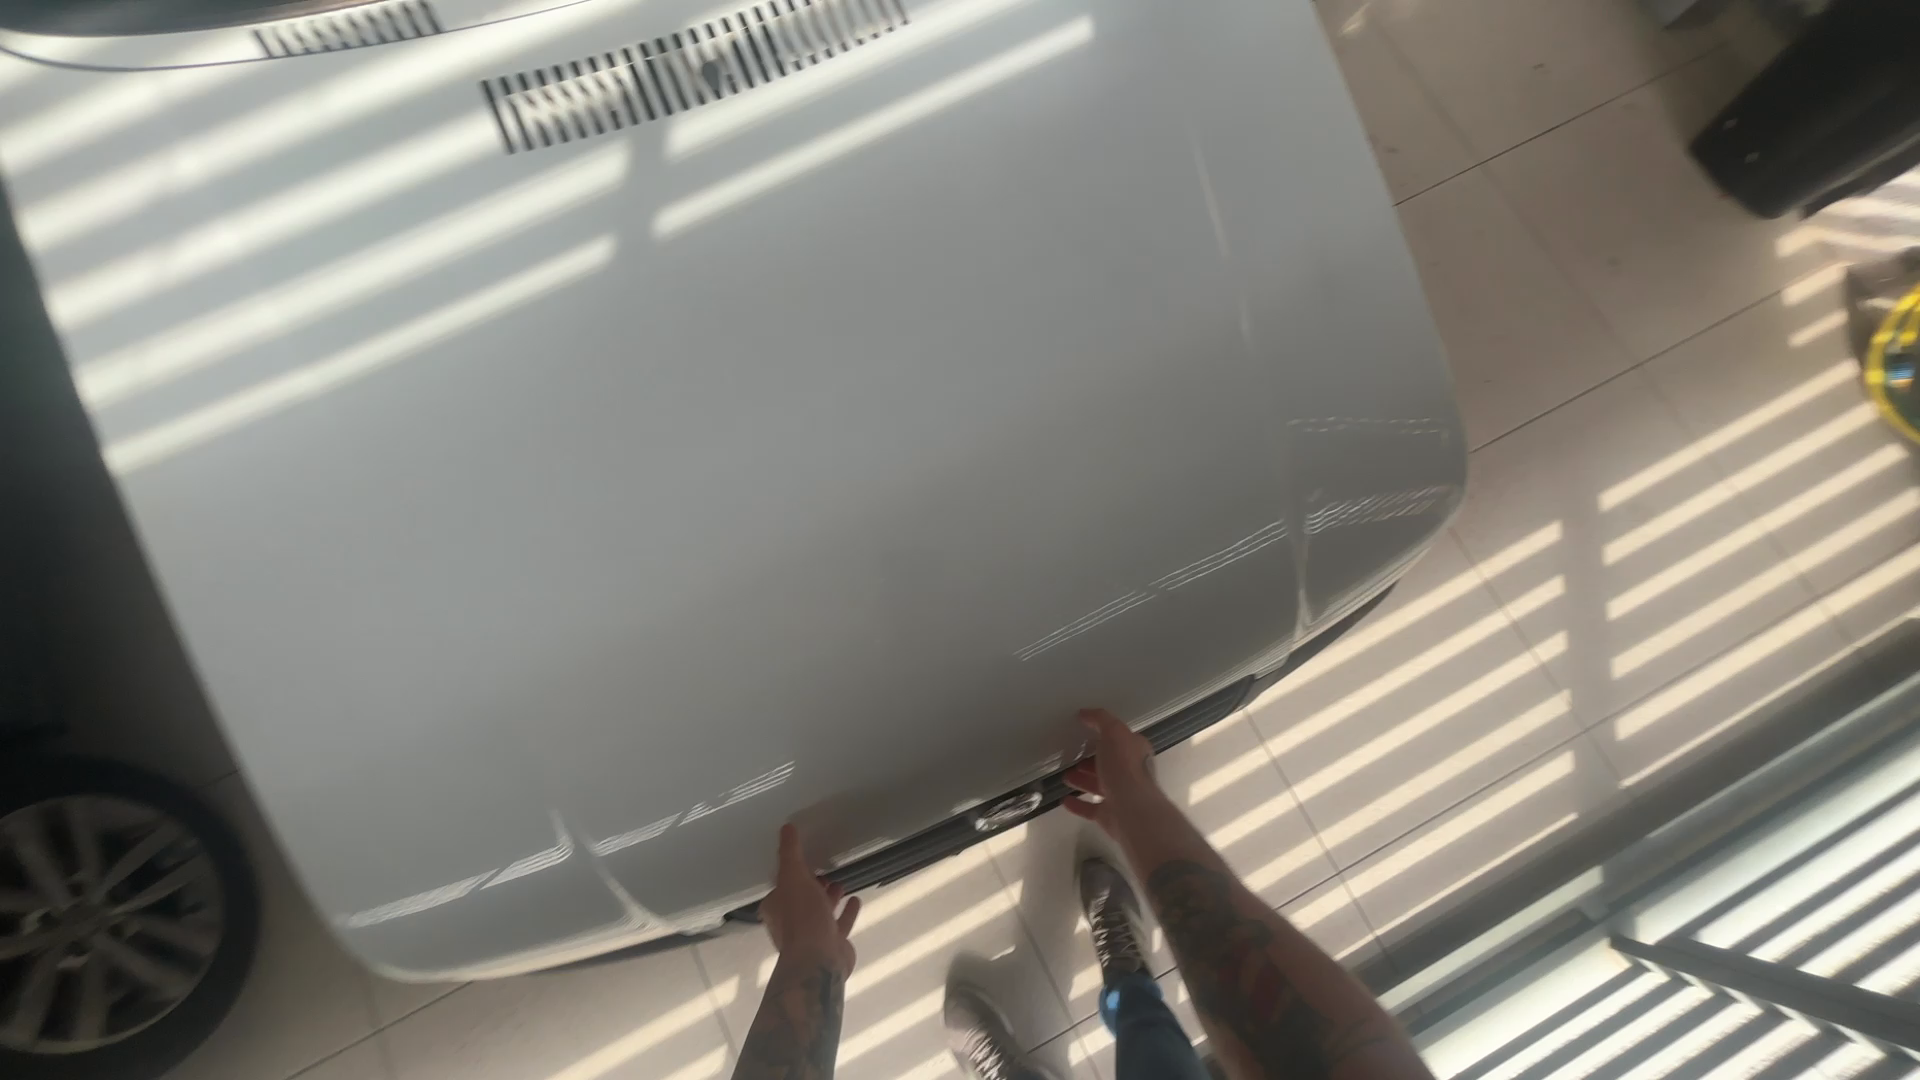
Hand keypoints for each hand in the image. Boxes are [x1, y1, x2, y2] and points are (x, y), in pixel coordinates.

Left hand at [761, 824, 860, 976]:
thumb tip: (786, 827)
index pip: (782, 888)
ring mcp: (812, 938)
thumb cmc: (802, 916)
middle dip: (813, 887)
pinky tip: (855, 900)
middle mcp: (791, 925)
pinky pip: (840, 924)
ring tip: (841, 884)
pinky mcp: (831, 946)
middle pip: (802, 901)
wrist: (819, 958)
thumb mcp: (793, 875)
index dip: (793, 876)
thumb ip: (790, 852)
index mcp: (777, 909)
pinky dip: (847, 913)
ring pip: (821, 913)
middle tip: (825, 873)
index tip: (806, 863)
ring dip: (830, 899)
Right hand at [1062, 708, 1170, 839]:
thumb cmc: (1124, 767)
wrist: (1131, 809)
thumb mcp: (1114, 732)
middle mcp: (1131, 773)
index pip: (1121, 740)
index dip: (1105, 735)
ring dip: (1082, 780)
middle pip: (1108, 763)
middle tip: (1072, 755)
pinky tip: (1065, 800)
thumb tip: (1085, 713)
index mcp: (1135, 752)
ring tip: (1065, 776)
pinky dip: (1078, 804)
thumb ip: (1100, 719)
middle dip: (1091, 759)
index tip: (1086, 731)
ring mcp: (1120, 796)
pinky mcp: (1109, 815)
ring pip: (1098, 785)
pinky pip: (1090, 808)